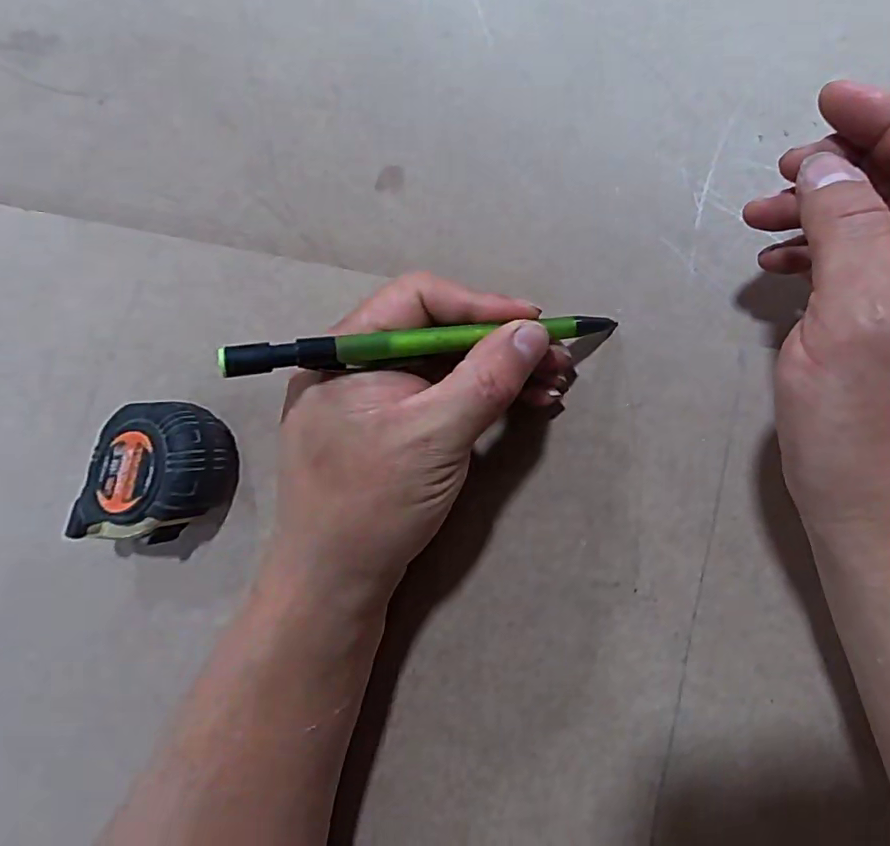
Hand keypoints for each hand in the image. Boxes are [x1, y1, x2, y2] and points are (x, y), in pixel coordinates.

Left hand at [265, 273, 574, 608]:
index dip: (480, 304)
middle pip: (440, 331)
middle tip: (556, 358)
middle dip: (501, 342)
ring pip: (449, 365)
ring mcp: (378, 399)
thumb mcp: (435, 436)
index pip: (419, 299)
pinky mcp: (396, 429)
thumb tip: (533, 330)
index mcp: (348, 352)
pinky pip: (446, 396)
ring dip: (503, 370)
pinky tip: (528, 402)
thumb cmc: (372, 507)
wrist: (332, 590)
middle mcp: (360, 365)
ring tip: (554, 382)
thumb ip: (486, 377)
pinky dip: (487, 397)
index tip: (532, 323)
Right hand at [742, 83, 889, 572]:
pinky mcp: (879, 332)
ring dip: (816, 209)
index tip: (828, 96)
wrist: (877, 520)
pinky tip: (775, 259)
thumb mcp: (857, 309)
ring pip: (867, 228)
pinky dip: (812, 251)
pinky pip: (849, 268)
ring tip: (758, 215)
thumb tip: (827, 159)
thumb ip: (846, 222)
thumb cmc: (873, 419)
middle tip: (780, 168)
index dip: (886, 120)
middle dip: (840, 166)